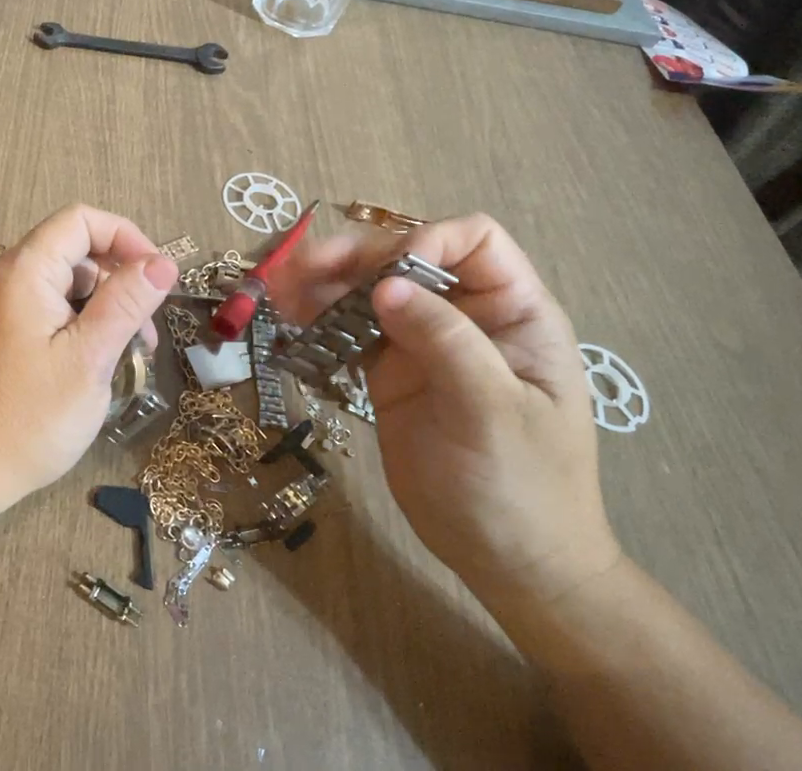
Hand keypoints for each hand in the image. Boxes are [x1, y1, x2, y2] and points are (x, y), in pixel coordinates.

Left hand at [0, 205, 177, 513]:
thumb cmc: (28, 417)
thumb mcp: (89, 358)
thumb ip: (126, 303)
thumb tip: (162, 262)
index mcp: (24, 271)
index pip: (80, 220)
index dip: (126, 236)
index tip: (158, 277)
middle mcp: (6, 277)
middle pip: (73, 249)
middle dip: (118, 277)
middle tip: (147, 329)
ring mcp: (0, 306)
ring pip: (65, 282)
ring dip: (104, 305)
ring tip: (130, 352)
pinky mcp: (1, 332)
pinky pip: (49, 308)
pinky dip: (81, 323)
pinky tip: (99, 361)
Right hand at [268, 214, 620, 606]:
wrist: (508, 560)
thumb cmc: (523, 488)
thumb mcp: (494, 414)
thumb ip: (446, 343)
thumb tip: (386, 286)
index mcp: (514, 313)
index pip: (472, 242)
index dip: (426, 241)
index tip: (382, 277)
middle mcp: (466, 316)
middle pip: (405, 260)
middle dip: (352, 259)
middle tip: (299, 271)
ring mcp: (423, 344)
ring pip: (369, 292)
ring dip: (323, 285)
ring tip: (279, 294)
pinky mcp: (389, 373)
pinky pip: (350, 331)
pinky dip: (318, 322)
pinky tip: (290, 323)